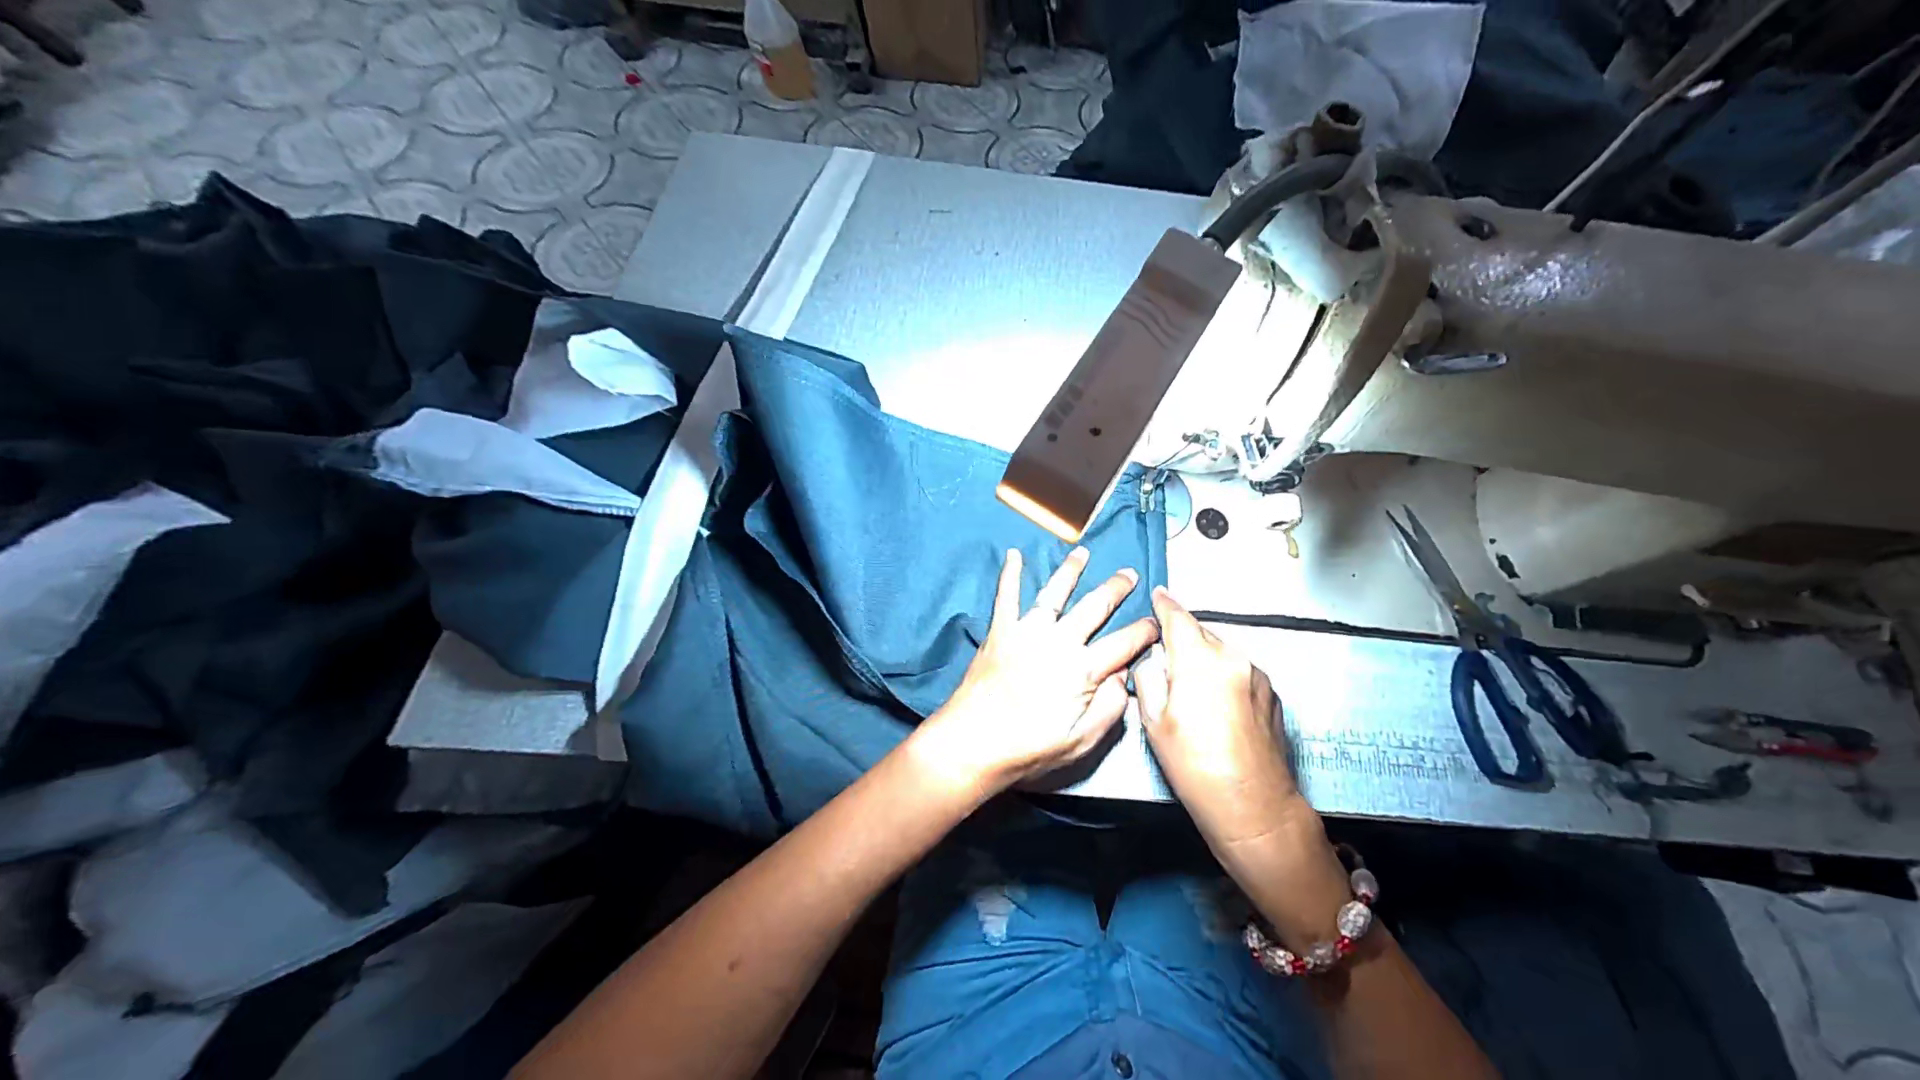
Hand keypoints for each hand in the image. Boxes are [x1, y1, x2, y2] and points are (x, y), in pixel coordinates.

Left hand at [903, 547, 1158, 800]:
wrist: (973, 742)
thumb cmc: (1028, 748)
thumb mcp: (1081, 741)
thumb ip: (1109, 708)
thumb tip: (1124, 677)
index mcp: (1083, 670)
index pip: (1124, 644)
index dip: (1144, 631)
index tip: (1157, 622)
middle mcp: (1058, 642)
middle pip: (1094, 607)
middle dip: (1115, 589)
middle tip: (1129, 574)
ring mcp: (1026, 633)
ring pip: (1054, 593)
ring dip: (1070, 571)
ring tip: (1082, 553)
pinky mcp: (999, 632)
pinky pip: (1006, 597)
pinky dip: (1010, 575)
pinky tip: (1014, 555)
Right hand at [1134, 587, 1319, 862]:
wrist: (1254, 806)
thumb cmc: (1195, 767)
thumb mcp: (1154, 723)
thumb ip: (1149, 679)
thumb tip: (1154, 661)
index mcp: (1200, 661)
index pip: (1178, 618)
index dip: (1165, 604)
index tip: (1157, 594)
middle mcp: (1232, 658)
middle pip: (1201, 633)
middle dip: (1183, 638)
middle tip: (1164, 657)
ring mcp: (1257, 675)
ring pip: (1221, 652)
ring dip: (1204, 658)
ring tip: (1189, 688)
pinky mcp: (1271, 693)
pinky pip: (1239, 671)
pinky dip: (1223, 676)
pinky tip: (1214, 705)